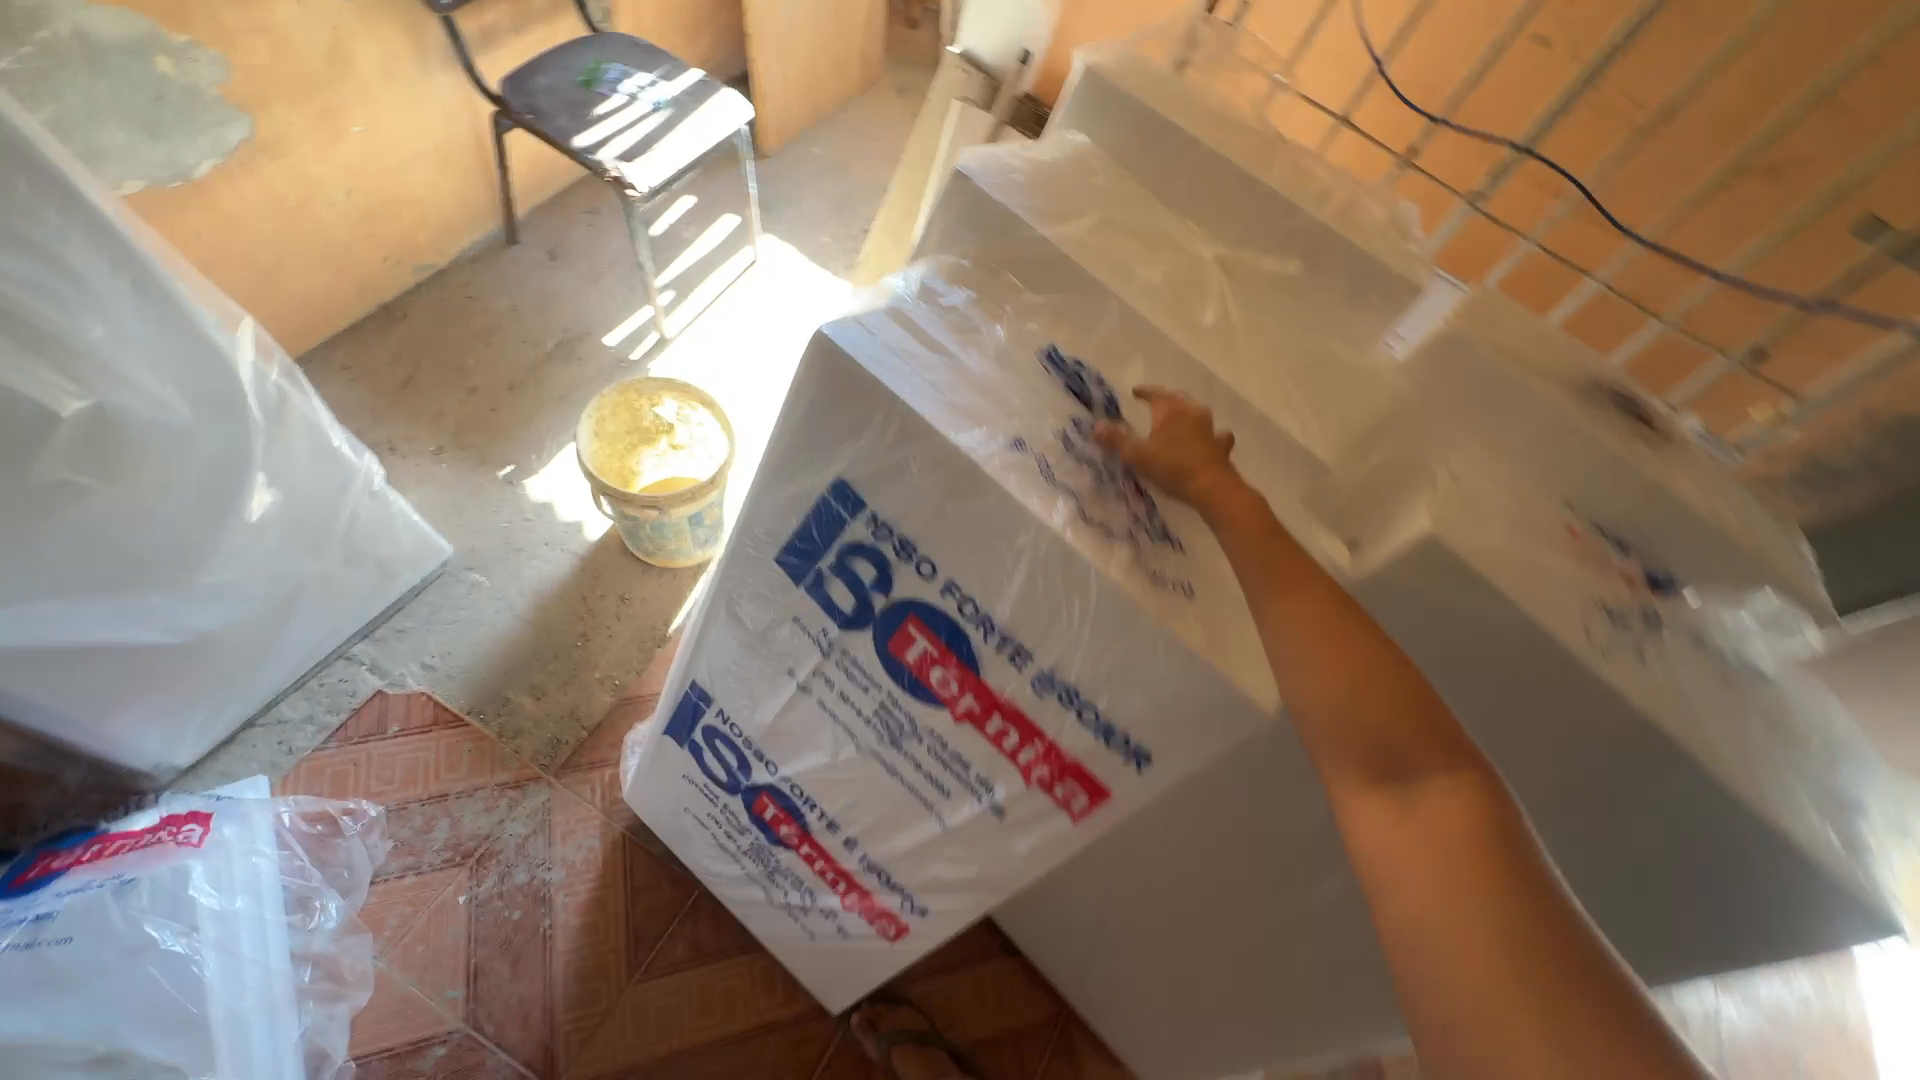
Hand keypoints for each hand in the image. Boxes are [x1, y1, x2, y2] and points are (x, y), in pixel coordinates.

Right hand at [1093, 385, 1244, 510]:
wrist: (1210, 486)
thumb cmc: (1170, 466)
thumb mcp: (1137, 454)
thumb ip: (1117, 439)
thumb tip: (1096, 425)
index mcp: (1170, 410)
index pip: (1156, 394)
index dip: (1145, 392)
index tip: (1136, 391)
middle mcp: (1192, 413)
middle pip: (1178, 399)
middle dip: (1166, 399)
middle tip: (1156, 402)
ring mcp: (1210, 428)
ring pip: (1198, 413)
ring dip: (1188, 414)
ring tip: (1181, 417)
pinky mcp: (1221, 446)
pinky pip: (1216, 435)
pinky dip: (1211, 434)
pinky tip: (1211, 438)